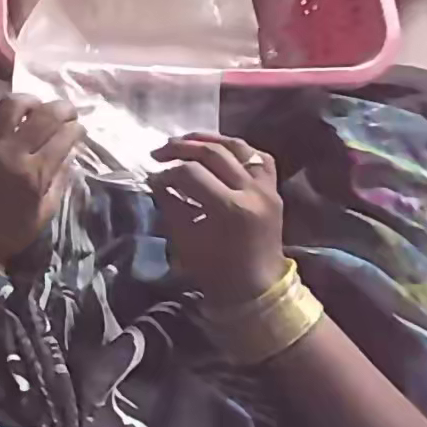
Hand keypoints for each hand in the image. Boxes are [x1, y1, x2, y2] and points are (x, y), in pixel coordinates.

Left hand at [0, 96, 83, 258]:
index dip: (77, 129)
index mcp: (34, 174)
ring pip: (12, 103)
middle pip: (44, 114)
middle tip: (68, 112)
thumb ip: (60, 179)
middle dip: (63, 109)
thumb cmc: (11, 229)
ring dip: (30, 101)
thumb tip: (69, 151)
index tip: (79, 130)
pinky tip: (6, 113)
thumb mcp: (46, 212)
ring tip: (37, 108)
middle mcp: (12, 151)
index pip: (64, 138)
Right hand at [151, 133, 285, 305]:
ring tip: (185, 141)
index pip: (191, 173)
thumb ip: (171, 204)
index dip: (167, 172)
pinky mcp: (273, 189)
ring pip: (238, 147)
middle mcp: (252, 191)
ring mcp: (267, 188)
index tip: (152, 178)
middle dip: (181, 148)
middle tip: (159, 151)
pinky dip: (237, 149)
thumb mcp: (184, 238)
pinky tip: (219, 150)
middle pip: (213, 153)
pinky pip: (258, 157)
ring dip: (208, 139)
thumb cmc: (215, 269)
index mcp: (230, 208)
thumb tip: (156, 179)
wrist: (256, 286)